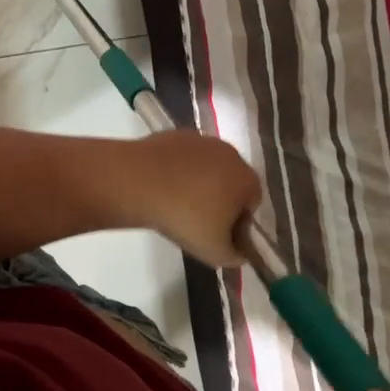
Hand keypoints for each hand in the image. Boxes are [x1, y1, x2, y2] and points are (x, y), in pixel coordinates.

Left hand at [129, 131, 261, 268]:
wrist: (138, 181)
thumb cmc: (184, 217)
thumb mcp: (217, 253)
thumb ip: (235, 256)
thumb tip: (237, 251)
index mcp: (246, 177)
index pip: (251, 203)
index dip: (237, 222)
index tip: (218, 234)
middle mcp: (228, 152)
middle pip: (230, 181)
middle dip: (219, 199)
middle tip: (198, 220)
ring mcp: (199, 139)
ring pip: (206, 167)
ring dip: (198, 183)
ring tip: (176, 202)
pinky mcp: (173, 134)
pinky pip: (183, 158)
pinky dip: (177, 169)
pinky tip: (162, 185)